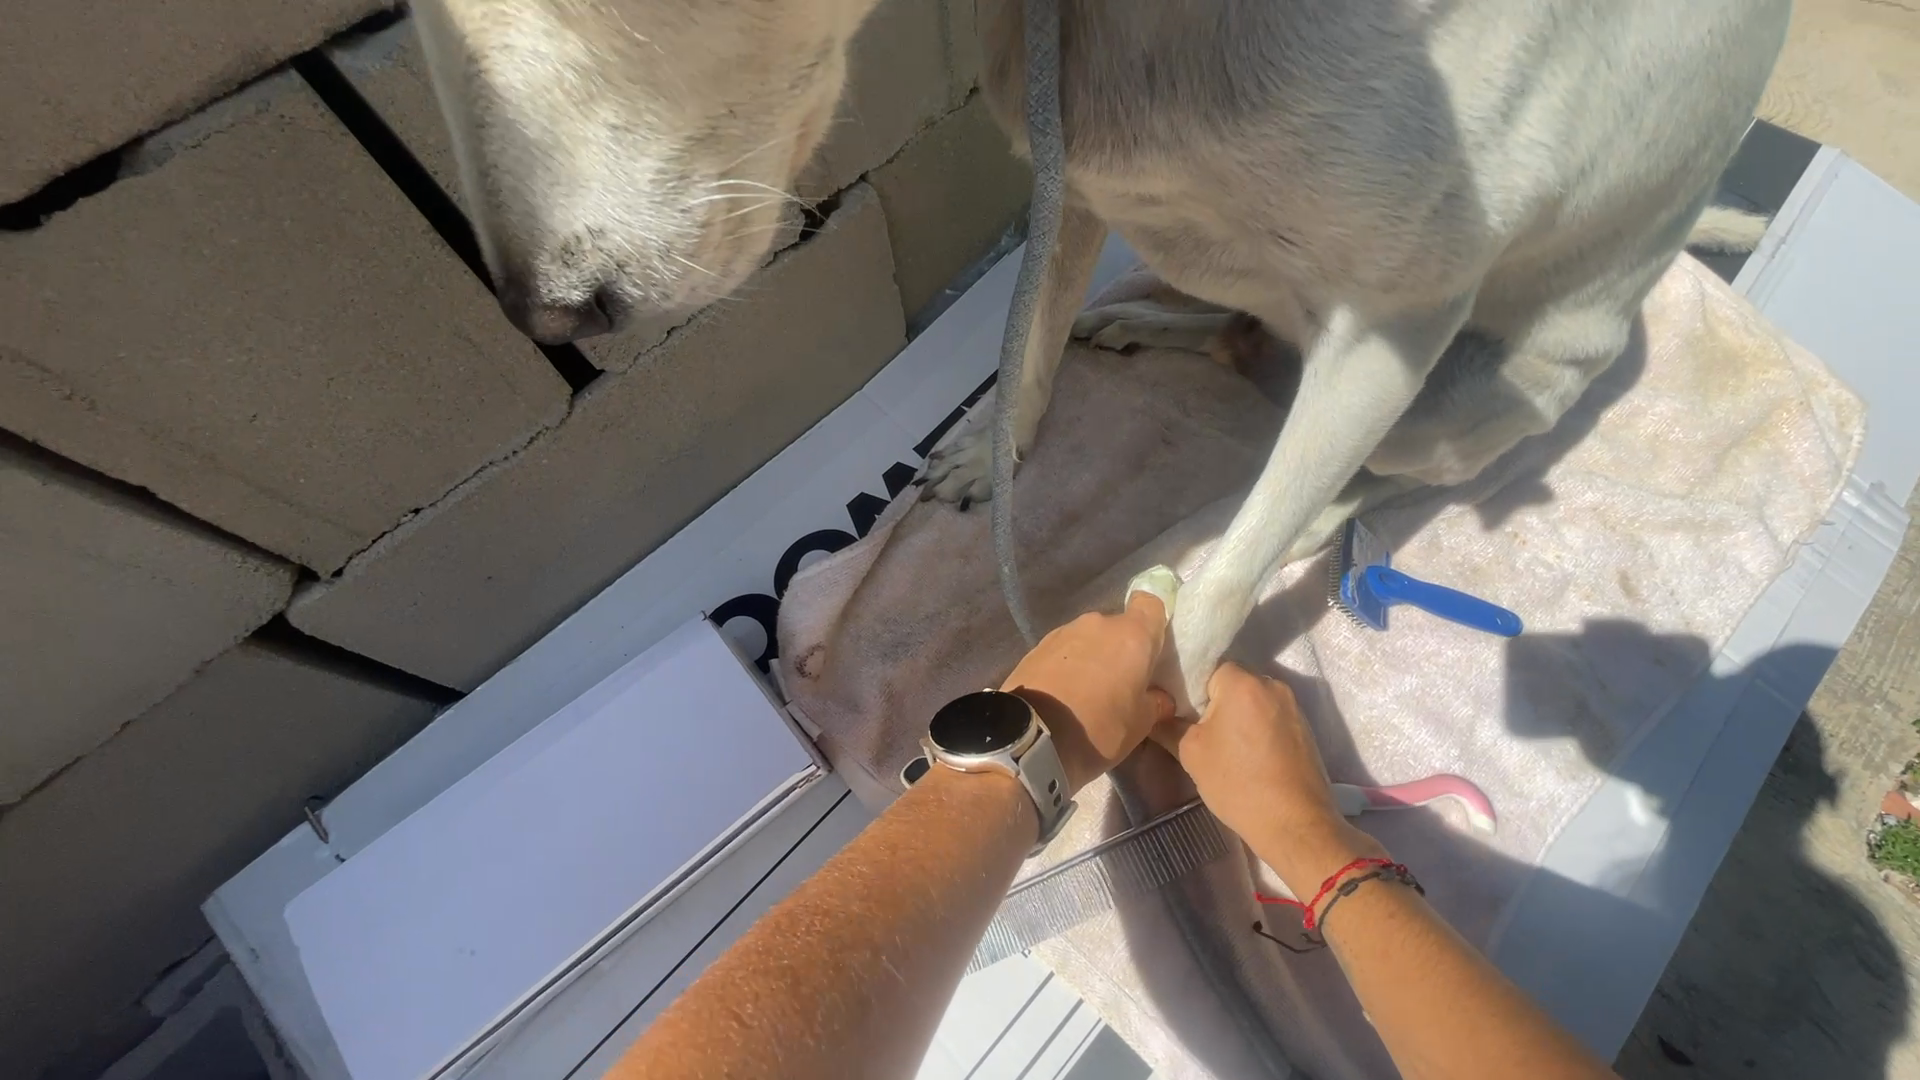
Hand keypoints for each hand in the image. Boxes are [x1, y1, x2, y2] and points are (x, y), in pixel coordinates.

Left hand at [1002, 590, 1175, 794]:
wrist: (1028, 737)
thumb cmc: (1098, 728)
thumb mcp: (1140, 725)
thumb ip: (1156, 702)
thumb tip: (1159, 696)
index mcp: (1131, 635)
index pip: (1151, 604)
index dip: (1155, 621)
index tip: (1154, 647)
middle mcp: (1096, 623)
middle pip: (1119, 627)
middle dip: (1122, 650)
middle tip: (1123, 683)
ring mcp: (1062, 632)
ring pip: (1089, 639)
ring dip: (1093, 658)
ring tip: (1089, 693)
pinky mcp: (1036, 647)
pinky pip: (1064, 651)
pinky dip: (1068, 666)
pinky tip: (1064, 694)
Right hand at [1150, 664, 1381, 893]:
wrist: (1294, 824)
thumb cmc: (1237, 783)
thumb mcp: (1190, 753)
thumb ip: (1168, 725)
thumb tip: (1153, 713)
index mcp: (1242, 683)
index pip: (1208, 669)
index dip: (1193, 690)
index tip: (1184, 713)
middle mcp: (1272, 685)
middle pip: (1233, 682)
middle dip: (1217, 702)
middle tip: (1200, 730)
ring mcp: (1294, 707)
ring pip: (1253, 700)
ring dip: (1239, 715)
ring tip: (1226, 745)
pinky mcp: (1306, 729)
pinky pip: (1271, 716)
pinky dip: (1258, 728)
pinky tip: (1250, 755)